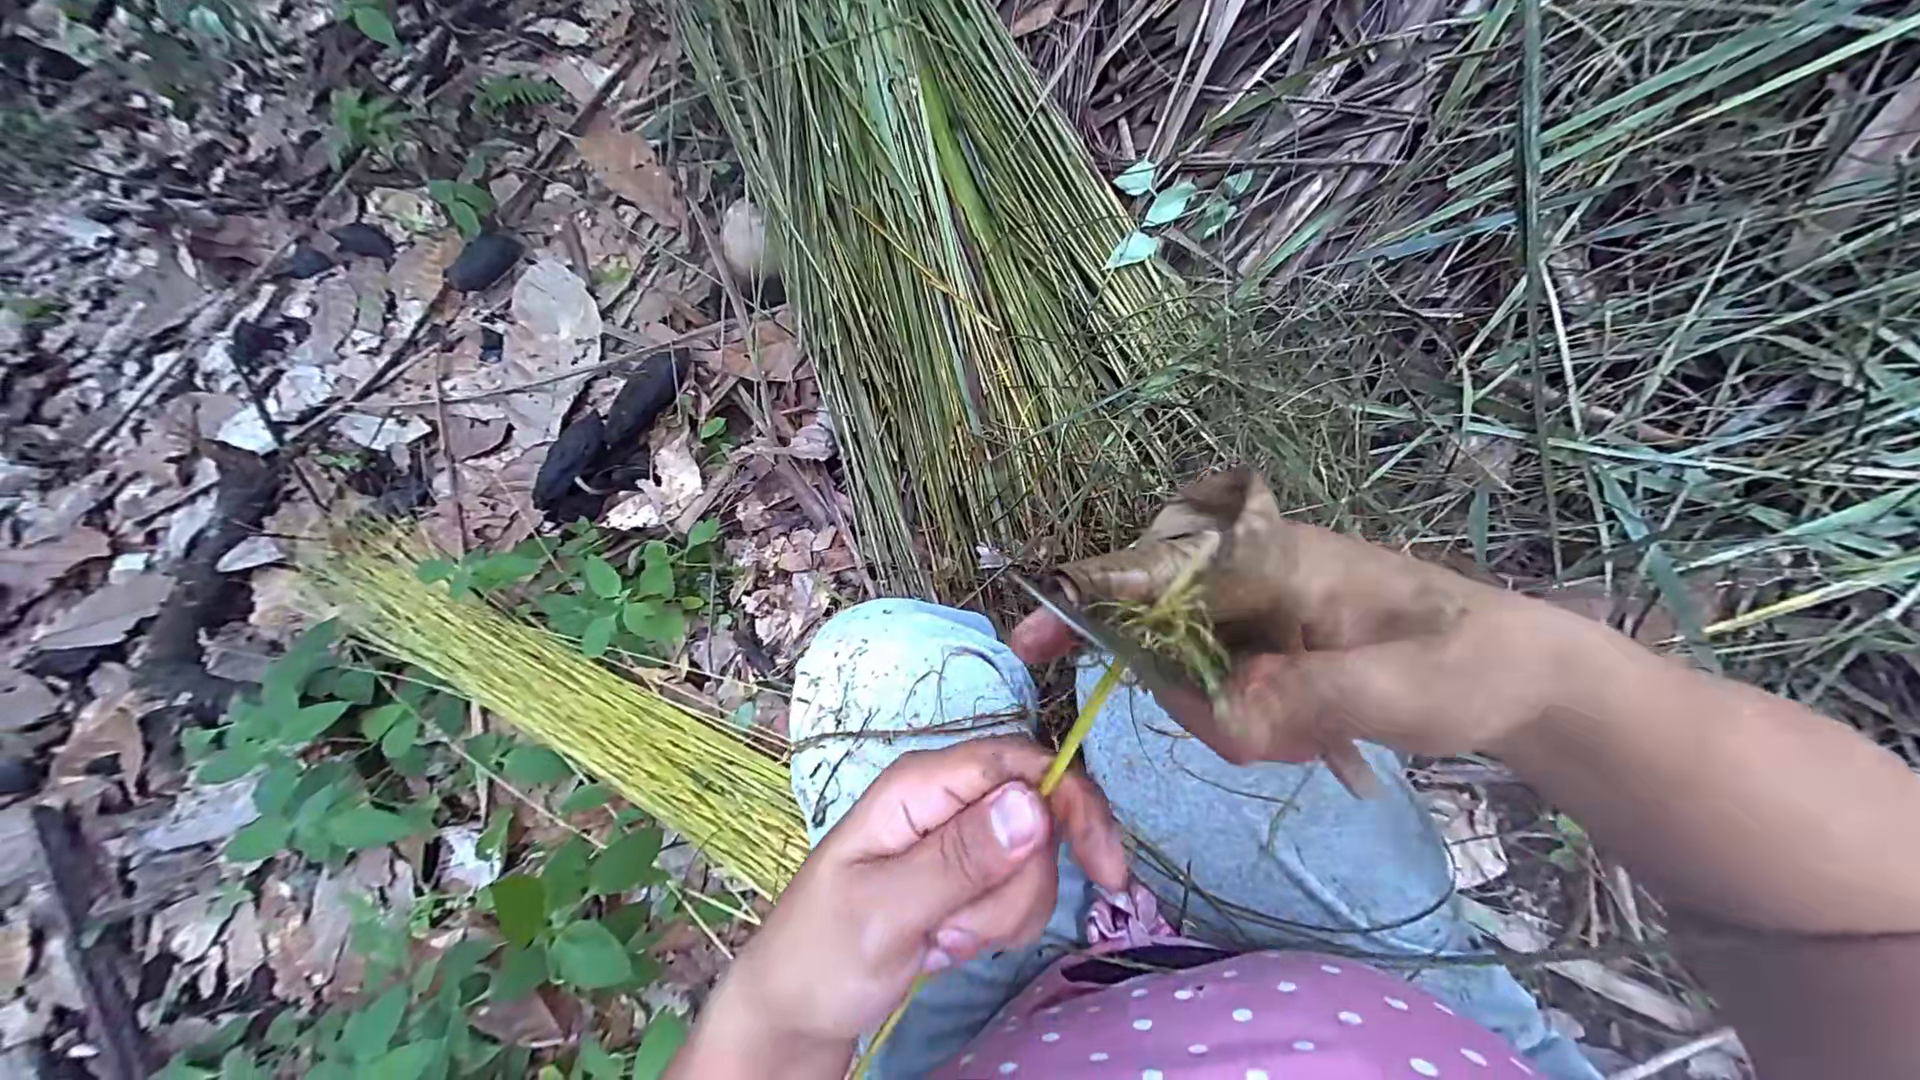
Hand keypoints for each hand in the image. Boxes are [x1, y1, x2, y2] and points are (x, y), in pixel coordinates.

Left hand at [697, 737, 1126, 1053]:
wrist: (797, 1010)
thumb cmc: (822, 953)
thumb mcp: (885, 910)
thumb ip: (960, 857)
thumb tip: (1036, 803)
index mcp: (921, 782)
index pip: (1016, 760)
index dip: (1069, 798)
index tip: (1105, 867)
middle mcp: (946, 795)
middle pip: (1034, 812)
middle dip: (1017, 882)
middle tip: (958, 926)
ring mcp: (958, 833)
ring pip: (1032, 857)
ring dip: (1001, 912)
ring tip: (940, 936)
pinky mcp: (967, 869)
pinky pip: (1017, 888)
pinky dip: (997, 924)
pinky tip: (948, 940)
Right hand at [1010, 477, 1611, 764]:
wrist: (1515, 678)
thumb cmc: (1465, 661)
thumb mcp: (1399, 685)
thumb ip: (1305, 695)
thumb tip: (1219, 712)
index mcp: (1262, 555)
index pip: (1151, 568)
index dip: (1084, 598)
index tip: (1031, 639)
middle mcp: (1234, 573)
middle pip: (1150, 632)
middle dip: (1188, 695)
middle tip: (1261, 737)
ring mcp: (1237, 612)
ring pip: (1173, 672)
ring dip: (1222, 716)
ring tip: (1307, 732)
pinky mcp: (1243, 645)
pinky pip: (1200, 690)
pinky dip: (1234, 722)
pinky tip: (1300, 730)